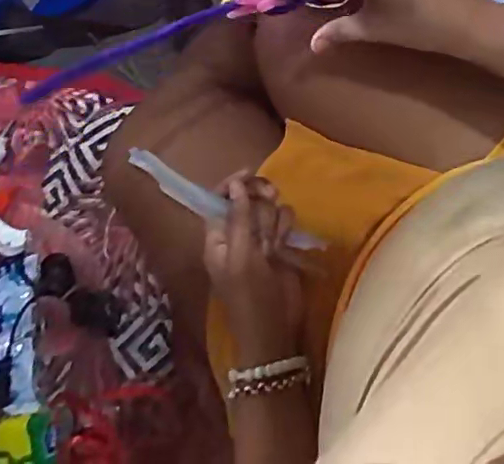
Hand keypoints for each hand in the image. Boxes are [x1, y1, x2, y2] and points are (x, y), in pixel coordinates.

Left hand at [204, 172, 304, 363]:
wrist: (275, 330)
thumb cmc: (251, 296)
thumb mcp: (242, 256)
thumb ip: (239, 218)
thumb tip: (236, 183)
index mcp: (217, 239)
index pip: (220, 200)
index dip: (233, 185)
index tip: (250, 174)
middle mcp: (237, 235)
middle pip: (247, 199)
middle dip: (259, 196)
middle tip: (272, 195)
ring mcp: (259, 240)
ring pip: (268, 208)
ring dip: (273, 217)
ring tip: (274, 239)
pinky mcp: (279, 245)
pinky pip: (284, 221)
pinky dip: (285, 226)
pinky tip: (285, 243)